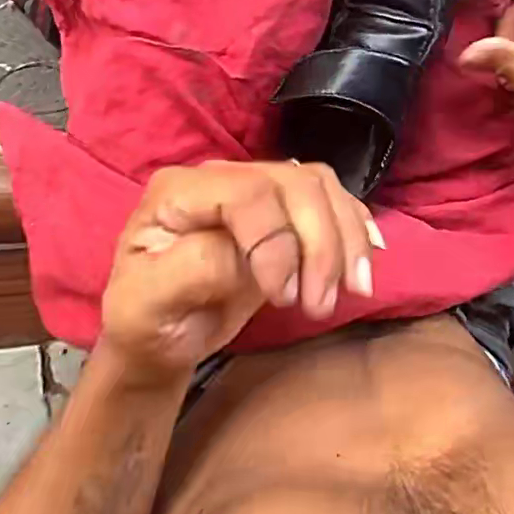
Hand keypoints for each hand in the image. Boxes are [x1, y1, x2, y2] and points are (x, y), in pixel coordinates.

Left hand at [99, 160, 377, 385]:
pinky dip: (355, 227)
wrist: (162, 335)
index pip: (246, 192)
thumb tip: (247, 255)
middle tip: (319, 305)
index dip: (276, 240)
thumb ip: (191, 270)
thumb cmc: (147, 323)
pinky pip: (331, 200)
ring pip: (319, 187)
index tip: (284, 298)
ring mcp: (255, 190)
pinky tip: (366, 258)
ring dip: (346, 238)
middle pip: (294, 183)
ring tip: (353, 290)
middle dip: (321, 244)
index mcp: (180, 191)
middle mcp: (221, 178)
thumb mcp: (146, 306)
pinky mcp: (282, 212)